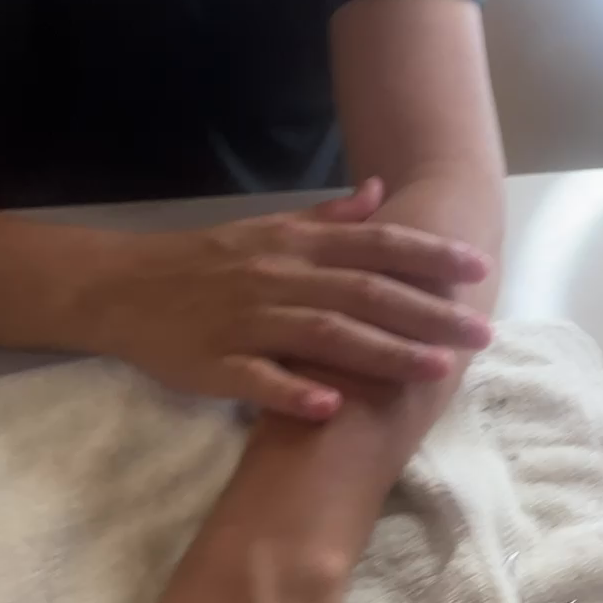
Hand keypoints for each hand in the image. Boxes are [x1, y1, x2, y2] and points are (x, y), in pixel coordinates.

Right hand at [70, 177, 492, 419]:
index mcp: (296, 248)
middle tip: (482, 334)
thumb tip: (381, 194)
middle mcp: (280, 279)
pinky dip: (293, 392)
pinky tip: (333, 408)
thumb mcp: (270, 231)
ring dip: (382, 352)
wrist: (120, 287)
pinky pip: (256, 379)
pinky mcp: (213, 363)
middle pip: (365, 294)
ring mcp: (246, 321)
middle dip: (429, 314)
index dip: (429, 256)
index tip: (479, 269)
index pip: (375, 246)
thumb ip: (328, 219)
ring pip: (323, 335)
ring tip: (436, 370)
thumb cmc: (209, 263)